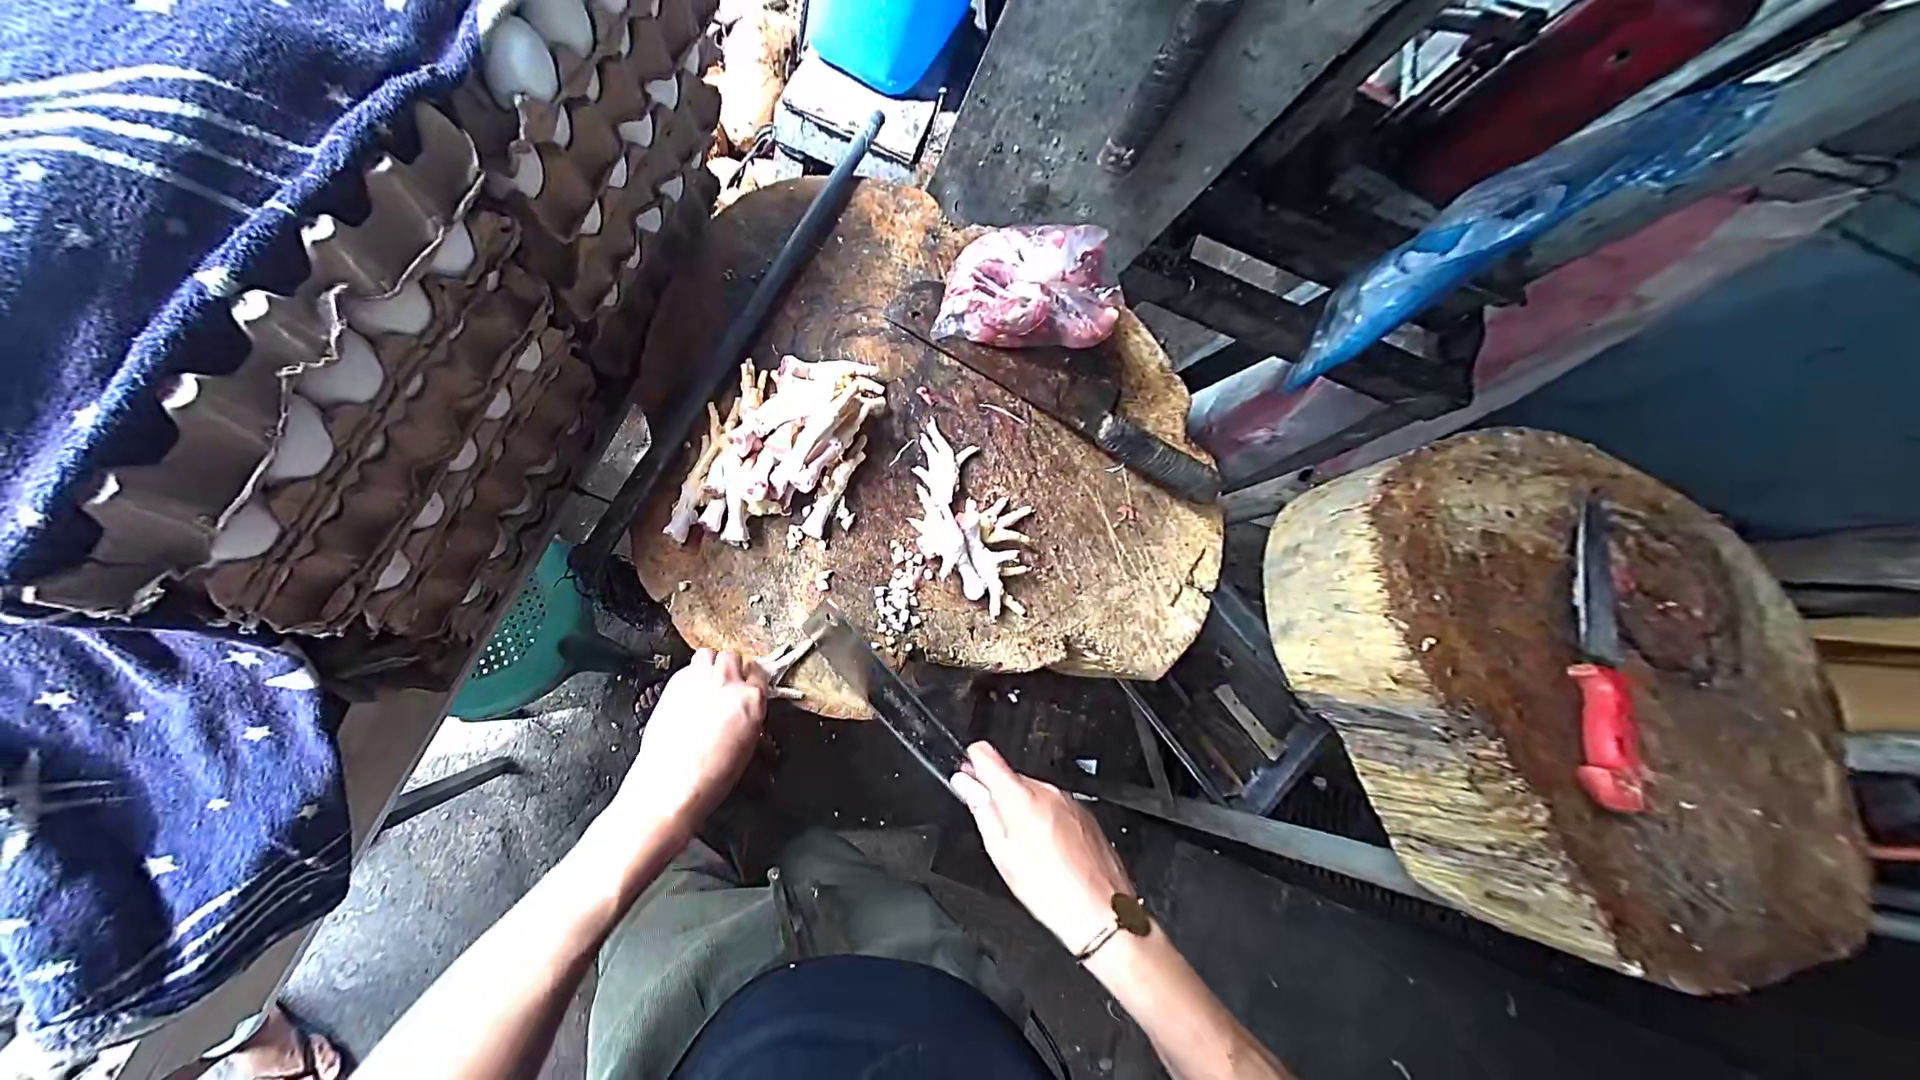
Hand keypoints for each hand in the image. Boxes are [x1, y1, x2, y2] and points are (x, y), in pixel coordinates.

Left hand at [613, 649, 766, 834]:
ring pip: (708, 654)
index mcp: (752, 700)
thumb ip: (749, 714)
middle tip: (723, 686)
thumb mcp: (748, 744)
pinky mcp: (674, 684)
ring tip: (705, 684)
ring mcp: (699, 680)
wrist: (671, 786)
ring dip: (709, 665)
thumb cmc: (708, 776)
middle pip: (732, 656)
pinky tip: (687, 697)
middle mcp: (727, 683)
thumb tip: (744, 704)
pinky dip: (689, 677)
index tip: (744, 685)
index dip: (750, 679)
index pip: (758, 672)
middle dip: (729, 669)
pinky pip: (687, 669)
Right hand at [951, 741, 1134, 952]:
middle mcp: (1047, 792)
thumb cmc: (1053, 893)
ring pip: (1032, 792)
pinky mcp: (1082, 811)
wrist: (1101, 912)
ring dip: (1023, 810)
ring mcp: (1067, 800)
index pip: (986, 755)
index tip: (969, 777)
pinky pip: (1053, 805)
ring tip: (1027, 849)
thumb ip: (982, 811)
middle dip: (999, 796)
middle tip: (999, 831)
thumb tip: (967, 786)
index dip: (972, 764)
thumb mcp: (1002, 854)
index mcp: (1021, 799)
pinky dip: (1045, 818)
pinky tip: (1047, 850)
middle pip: (1010, 777)